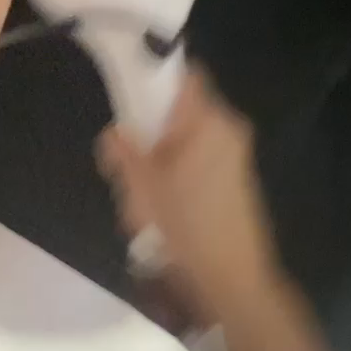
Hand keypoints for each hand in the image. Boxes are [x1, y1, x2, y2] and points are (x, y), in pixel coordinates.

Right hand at [96, 65, 278, 319]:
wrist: (234, 280)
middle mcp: (227, 128)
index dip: (155, 70)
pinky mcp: (236, 178)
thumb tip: (114, 133)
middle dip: (150, 124)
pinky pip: (199, 156)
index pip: (184, 73)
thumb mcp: (142, 186)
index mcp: (208, 120)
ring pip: (187, 134)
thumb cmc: (188, 224)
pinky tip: (160, 200)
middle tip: (125, 148)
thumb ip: (122, 150)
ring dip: (161, 150)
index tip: (128, 78)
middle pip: (180, 107)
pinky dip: (178, 166)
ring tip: (139, 184)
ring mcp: (235, 154)